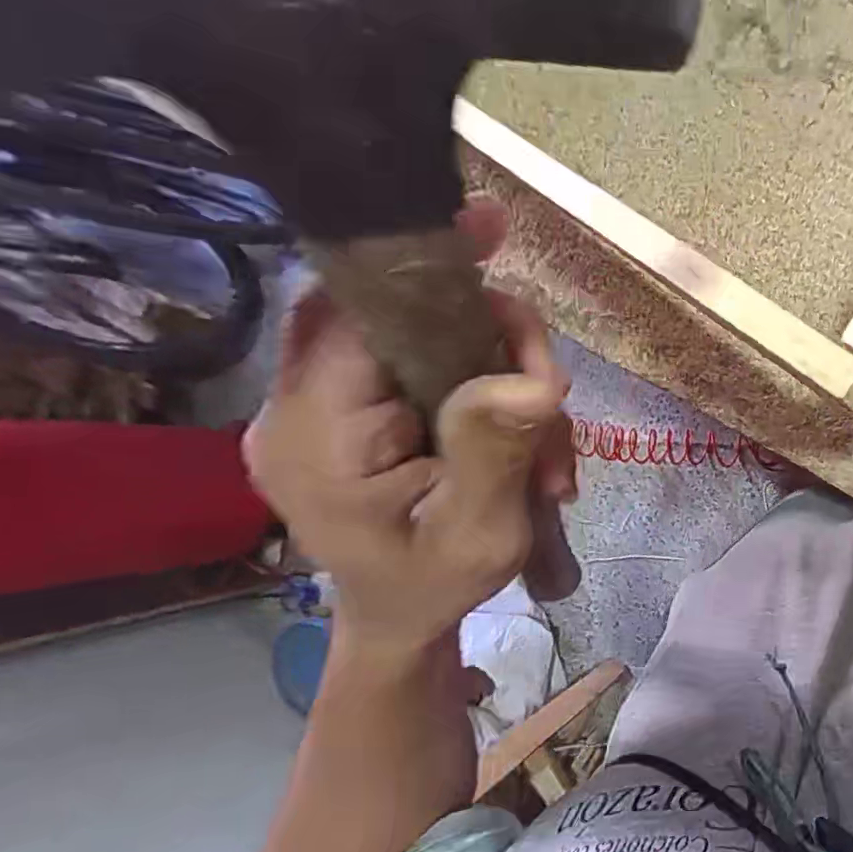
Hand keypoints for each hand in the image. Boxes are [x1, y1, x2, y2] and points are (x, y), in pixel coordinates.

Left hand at [243, 201, 576, 656]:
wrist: (403, 623)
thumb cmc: (437, 589)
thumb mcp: (482, 534)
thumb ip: (497, 452)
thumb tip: (530, 378)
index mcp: (315, 439)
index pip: (357, 316)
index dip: (425, 270)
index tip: (489, 228)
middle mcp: (299, 410)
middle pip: (398, 320)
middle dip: (494, 344)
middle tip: (552, 395)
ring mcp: (324, 410)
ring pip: (425, 344)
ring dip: (504, 382)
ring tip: (549, 459)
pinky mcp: (353, 414)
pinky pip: (426, 370)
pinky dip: (487, 394)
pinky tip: (526, 450)